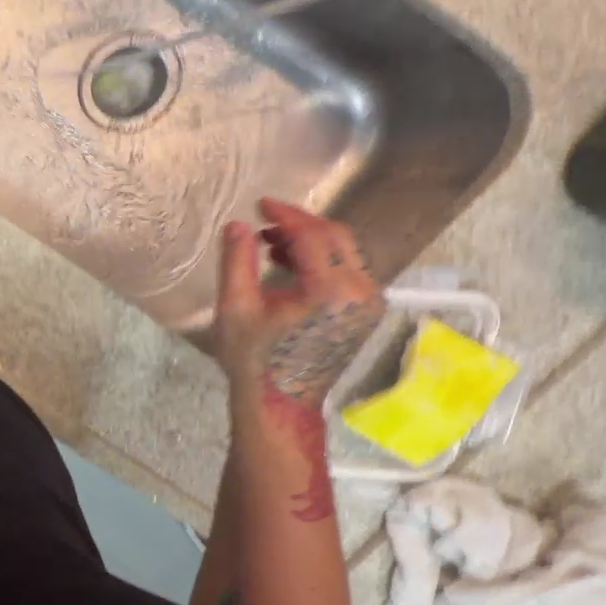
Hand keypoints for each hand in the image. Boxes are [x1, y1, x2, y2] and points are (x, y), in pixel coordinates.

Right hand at [215, 199, 384, 410]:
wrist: (280, 400)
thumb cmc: (253, 358)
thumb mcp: (236, 309)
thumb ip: (237, 263)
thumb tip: (237, 225)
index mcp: (330, 291)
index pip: (314, 236)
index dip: (286, 216)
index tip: (260, 205)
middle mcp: (361, 292)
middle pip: (338, 238)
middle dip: (301, 224)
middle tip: (265, 220)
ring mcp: (369, 303)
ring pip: (346, 252)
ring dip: (311, 240)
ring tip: (270, 243)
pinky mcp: (365, 311)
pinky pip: (348, 270)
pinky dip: (321, 259)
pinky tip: (289, 263)